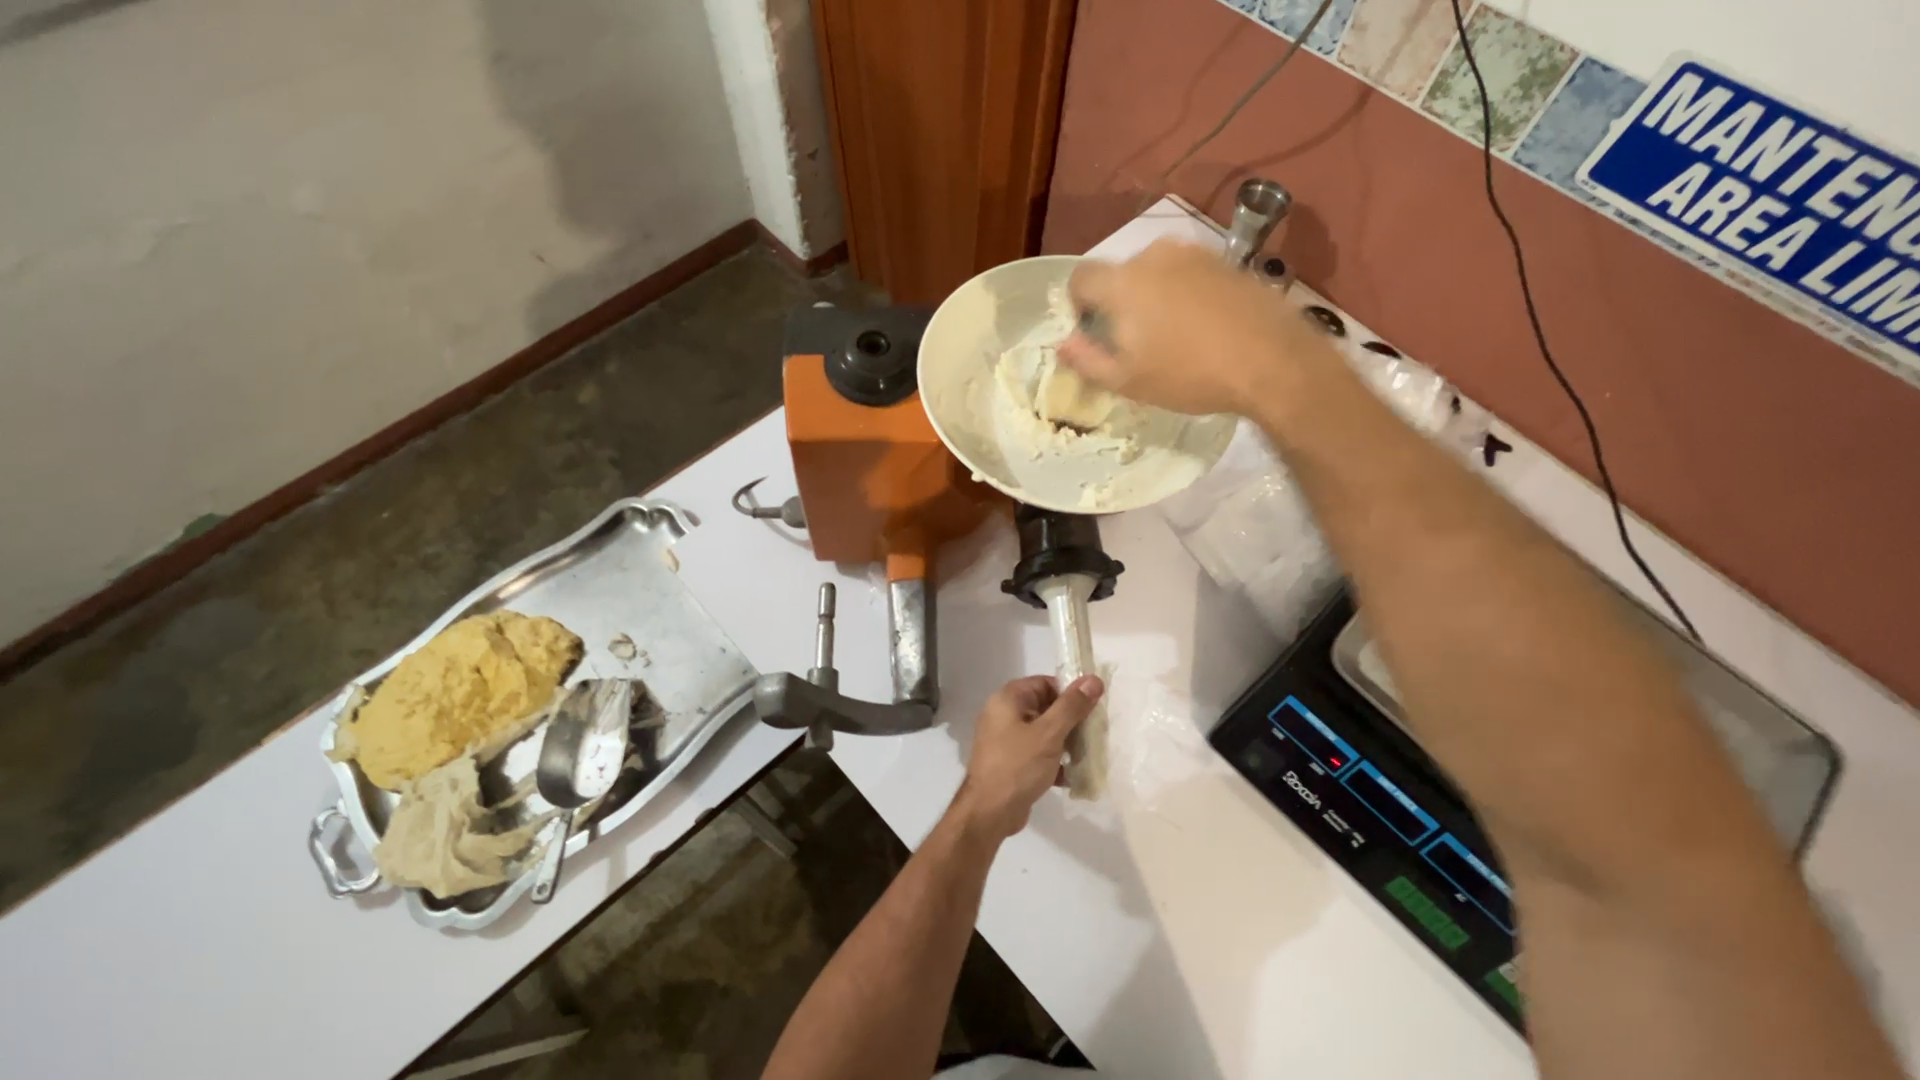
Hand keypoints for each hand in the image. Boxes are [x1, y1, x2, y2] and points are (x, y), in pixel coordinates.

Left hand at [954, 675, 1103, 839]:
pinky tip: (1072, 775)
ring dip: (1065, 743)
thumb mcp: (1049, 733)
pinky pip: (1037, 754)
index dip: (1068, 694)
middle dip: (1070, 721)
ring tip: (1087, 754)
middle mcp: (1003, 715)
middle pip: (1045, 708)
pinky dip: (1053, 761)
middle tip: (1094, 733)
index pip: (1044, 684)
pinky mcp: (1010, 763)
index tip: (1091, 708)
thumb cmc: (1018, 765)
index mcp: (1007, 700)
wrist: (989, 812)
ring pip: (1043, 733)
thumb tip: (1093, 679)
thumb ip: (1072, 706)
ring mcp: (1005, 741)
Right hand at [1058, 238, 1339, 416]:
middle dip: (1120, 304)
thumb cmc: (1190, 375)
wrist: (1273, 361)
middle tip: (1136, 343)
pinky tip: (1205, 329)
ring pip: (1157, 273)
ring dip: (1154, 298)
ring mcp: (1196, 254)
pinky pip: (1190, 275)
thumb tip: (1064, 344)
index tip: (1094, 333)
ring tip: (1174, 337)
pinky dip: (1187, 295)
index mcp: (1123, 282)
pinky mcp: (1228, 262)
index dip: (1078, 305)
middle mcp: (1155, 256)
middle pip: (1120, 275)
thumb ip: (1087, 360)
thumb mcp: (1128, 381)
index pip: (1080, 277)